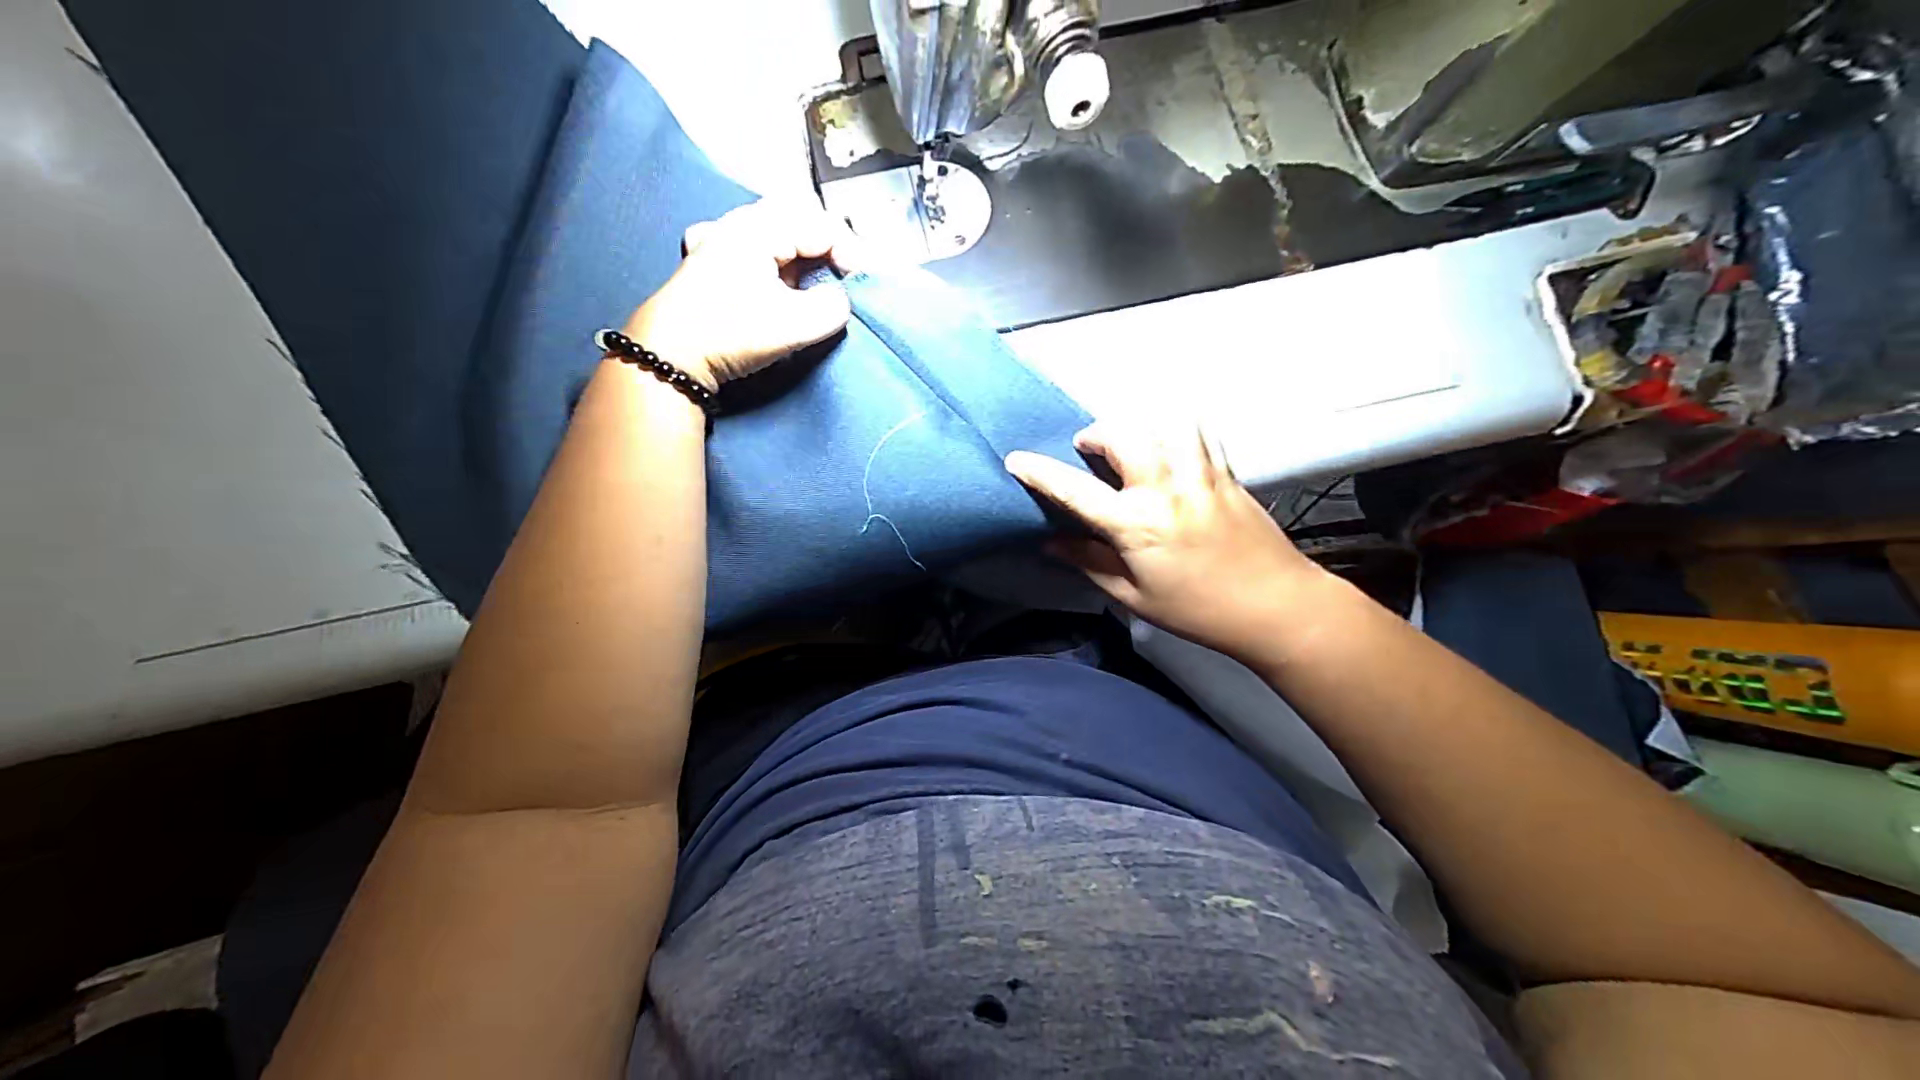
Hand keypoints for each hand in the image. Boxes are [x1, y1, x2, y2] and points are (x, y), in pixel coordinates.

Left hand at [623, 198, 861, 389]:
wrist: (669, 355)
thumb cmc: (731, 332)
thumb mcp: (795, 324)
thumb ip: (832, 306)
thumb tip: (838, 299)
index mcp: (760, 228)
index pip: (822, 226)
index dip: (852, 252)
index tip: (865, 281)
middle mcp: (736, 224)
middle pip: (797, 217)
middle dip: (828, 245)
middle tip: (845, 275)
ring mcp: (716, 240)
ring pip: (773, 229)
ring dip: (800, 251)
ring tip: (814, 279)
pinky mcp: (706, 263)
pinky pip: (749, 245)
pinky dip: (770, 256)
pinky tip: (770, 274)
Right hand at [1005, 424, 1334, 656]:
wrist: (1276, 607)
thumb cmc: (1199, 611)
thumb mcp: (1134, 597)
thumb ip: (1090, 563)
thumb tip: (1052, 544)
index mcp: (1137, 525)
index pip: (1076, 491)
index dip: (1039, 474)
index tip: (1016, 460)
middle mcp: (1167, 489)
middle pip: (1122, 435)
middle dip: (1096, 434)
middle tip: (1087, 451)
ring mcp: (1201, 475)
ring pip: (1163, 423)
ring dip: (1137, 425)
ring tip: (1129, 445)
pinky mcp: (1226, 473)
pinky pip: (1198, 433)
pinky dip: (1175, 428)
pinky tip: (1168, 445)